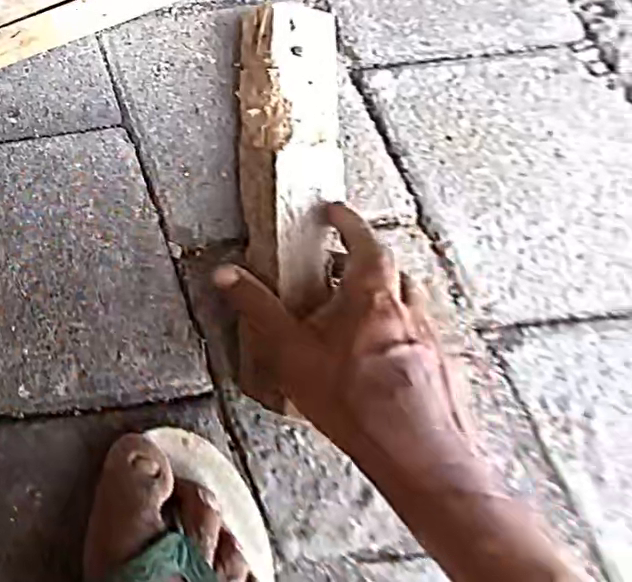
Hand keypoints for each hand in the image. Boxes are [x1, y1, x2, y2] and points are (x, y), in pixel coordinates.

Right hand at [212, 203, 488, 493]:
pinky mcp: (447, 376)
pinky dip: (398, 331)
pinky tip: (375, 352)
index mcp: (372, 302)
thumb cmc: (354, 401)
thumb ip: (255, 304)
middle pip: (397, 275)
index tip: (336, 212)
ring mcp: (436, 348)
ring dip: (385, 297)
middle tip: (337, 263)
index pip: (369, 247)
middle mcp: (412, 318)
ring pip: (414, 306)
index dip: (351, 225)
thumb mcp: (287, 347)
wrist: (422, 462)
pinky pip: (423, 338)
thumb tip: (226, 273)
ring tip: (351, 308)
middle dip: (367, 263)